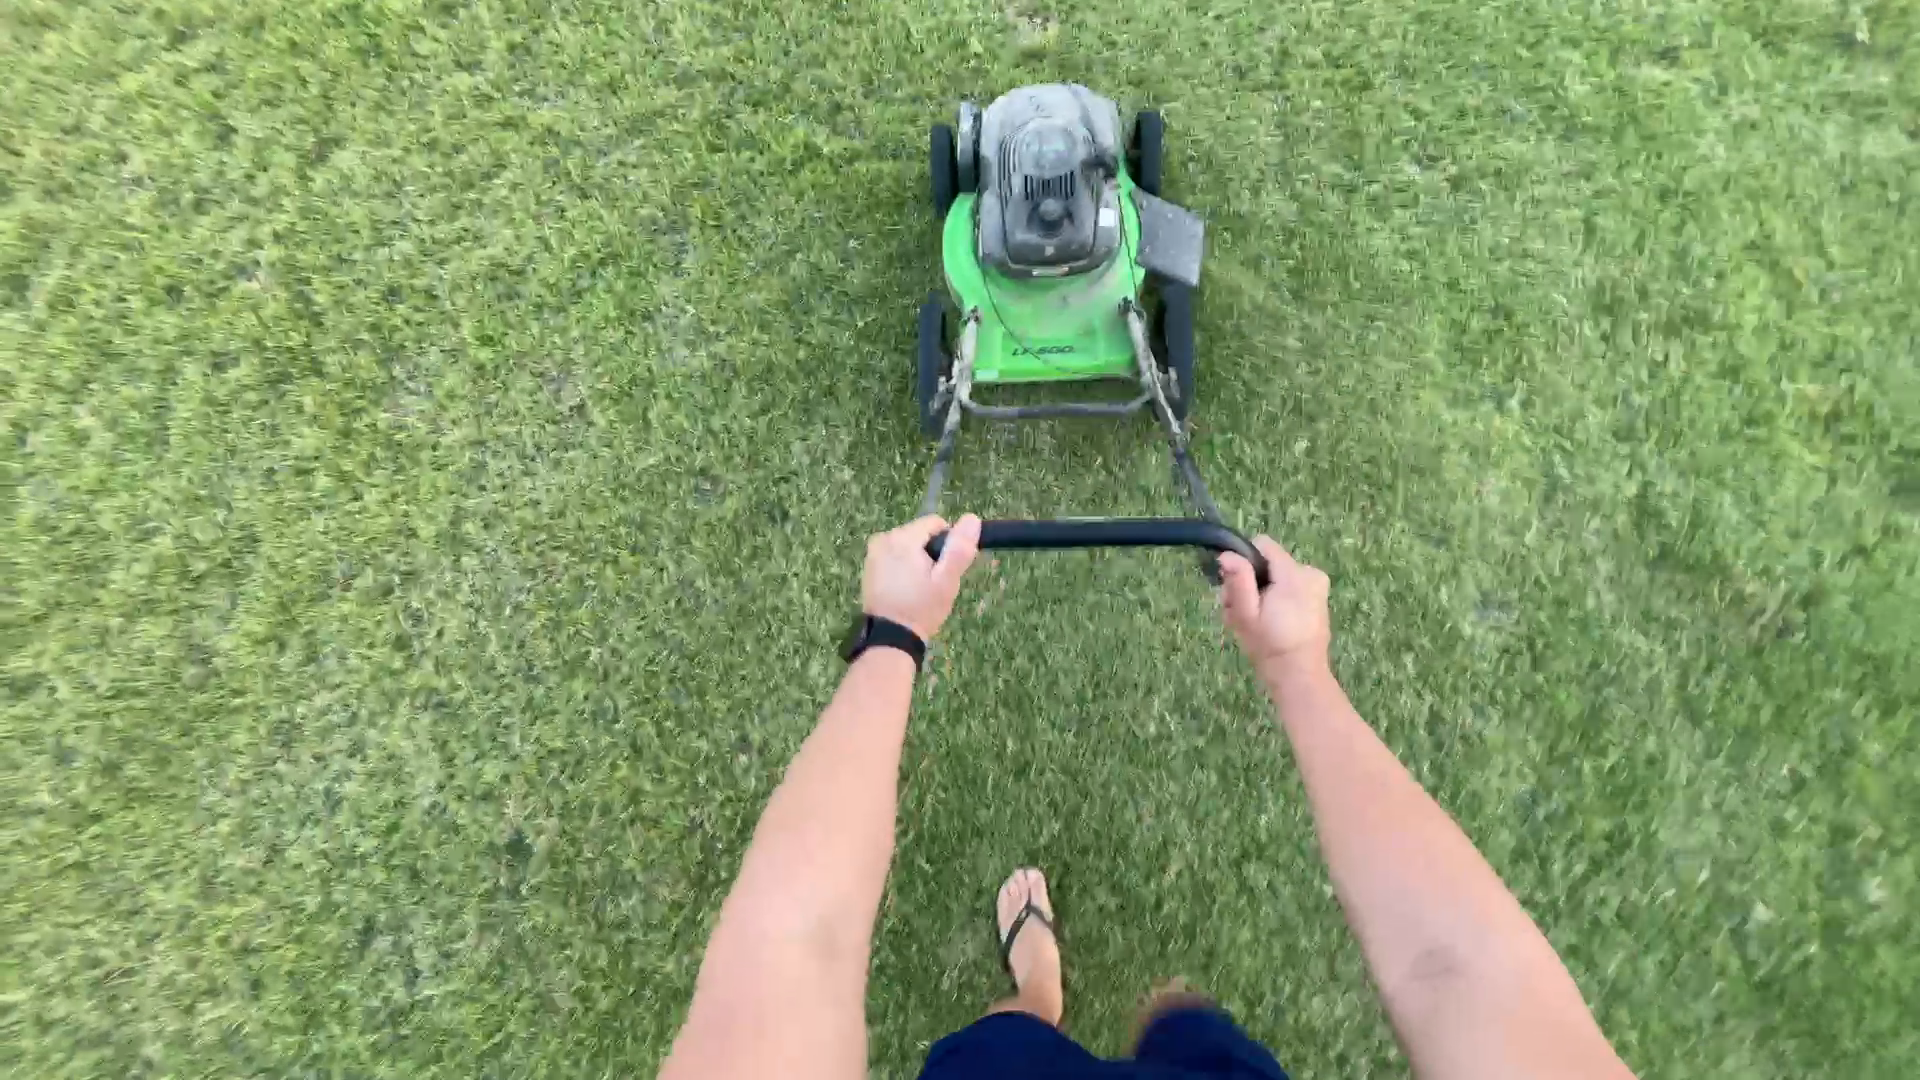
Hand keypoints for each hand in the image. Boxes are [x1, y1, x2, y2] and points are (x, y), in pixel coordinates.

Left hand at [861, 514, 981, 641]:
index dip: (947, 545)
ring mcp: (873, 553)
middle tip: (934, 583)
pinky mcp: (869, 567)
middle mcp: (883, 538)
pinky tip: (906, 590)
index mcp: (902, 537)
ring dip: (918, 562)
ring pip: (908, 547)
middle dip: (931, 554)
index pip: (936, 523)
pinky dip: (904, 569)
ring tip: (920, 589)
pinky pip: (895, 558)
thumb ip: (959, 548)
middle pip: (920, 535)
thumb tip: (972, 518)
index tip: (945, 570)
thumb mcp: (947, 580)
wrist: (891, 638)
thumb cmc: (922, 608)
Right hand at [1218, 536, 1331, 675]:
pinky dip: (1273, 598)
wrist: (1298, 675)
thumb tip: (1226, 553)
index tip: (1235, 587)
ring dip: (1259, 592)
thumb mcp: (1245, 614)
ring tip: (1251, 619)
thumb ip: (1238, 580)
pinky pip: (1287, 585)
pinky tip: (1267, 620)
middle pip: (1267, 562)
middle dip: (1249, 582)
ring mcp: (1316, 586)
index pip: (1262, 544)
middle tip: (1238, 610)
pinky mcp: (1316, 597)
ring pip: (1275, 575)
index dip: (1243, 561)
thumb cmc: (1269, 645)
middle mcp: (1310, 573)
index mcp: (1294, 574)